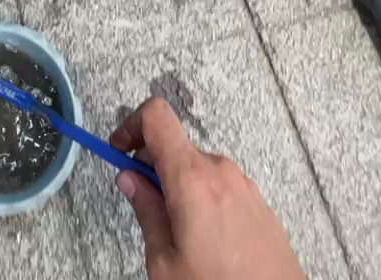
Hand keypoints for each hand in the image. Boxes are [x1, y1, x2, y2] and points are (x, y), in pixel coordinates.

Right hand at [109, 98, 304, 279]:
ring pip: (198, 169)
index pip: (156, 116)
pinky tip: (208, 241)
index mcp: (191, 177)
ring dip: (179, 186)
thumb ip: (145, 212)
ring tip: (179, 234)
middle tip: (144, 205)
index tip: (119, 153)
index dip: (131, 125)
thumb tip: (130, 178)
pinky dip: (203, 198)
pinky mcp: (261, 206)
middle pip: (175, 146)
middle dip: (153, 167)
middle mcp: (220, 170)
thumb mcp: (165, 263)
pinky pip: (221, 187)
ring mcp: (245, 186)